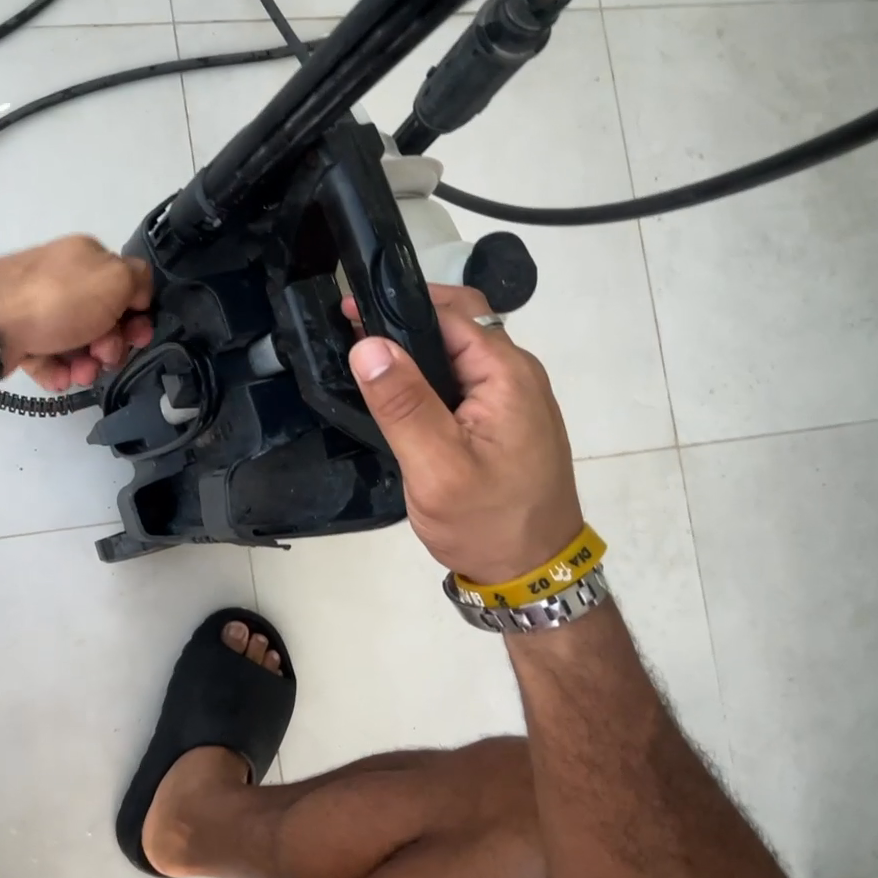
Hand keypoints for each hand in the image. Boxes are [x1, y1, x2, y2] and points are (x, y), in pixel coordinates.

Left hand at [0, 236, 155, 391]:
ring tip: (79, 375)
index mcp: (87, 257)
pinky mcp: (19, 336)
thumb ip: (139, 281)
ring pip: (77, 343)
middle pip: (103, 319)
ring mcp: (38, 308)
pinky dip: (57, 371)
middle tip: (105, 356)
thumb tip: (138, 294)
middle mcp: (62, 279)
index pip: (127, 285)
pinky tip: (59, 379)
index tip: (139, 337)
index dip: (139, 314)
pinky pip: (48, 357)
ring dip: (86, 364)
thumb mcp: (115, 280)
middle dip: (111, 344)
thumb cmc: (58, 300)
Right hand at [343, 286, 582, 584]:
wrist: (531, 573)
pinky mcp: (500, 419)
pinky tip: (394, 391)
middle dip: (404, 317)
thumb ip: (403, 404)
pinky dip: (425, 372)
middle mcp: (515, 375)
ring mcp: (511, 397)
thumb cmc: (487, 522)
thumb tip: (367, 344)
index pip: (451, 312)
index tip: (346, 309)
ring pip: (457, 350)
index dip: (397, 304)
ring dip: (412, 346)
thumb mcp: (437, 467)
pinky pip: (460, 378)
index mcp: (506, 375)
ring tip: (360, 357)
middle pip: (458, 322)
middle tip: (347, 330)